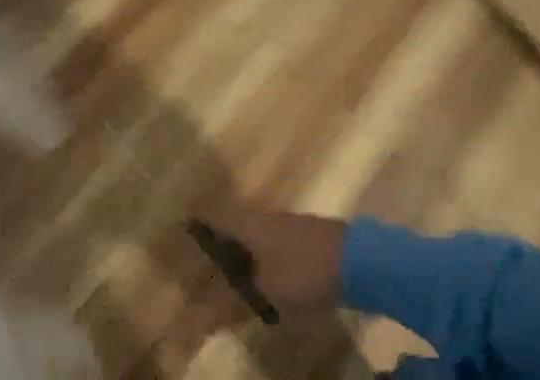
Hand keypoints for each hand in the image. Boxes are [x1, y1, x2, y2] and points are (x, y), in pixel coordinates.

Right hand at [180, 205, 347, 335]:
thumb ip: (231, 305)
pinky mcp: (305, 237)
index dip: (195, 224)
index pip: (212, 216)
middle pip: (232, 225)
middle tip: (203, 265)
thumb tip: (197, 322)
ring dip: (241, 252)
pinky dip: (261, 257)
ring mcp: (286, 224)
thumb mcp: (265, 292)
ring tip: (231, 277)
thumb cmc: (303, 270)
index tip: (180, 234)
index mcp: (247, 222)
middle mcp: (263, 217)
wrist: (359, 260)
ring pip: (253, 235)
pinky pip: (271, 243)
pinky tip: (264, 278)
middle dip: (217, 243)